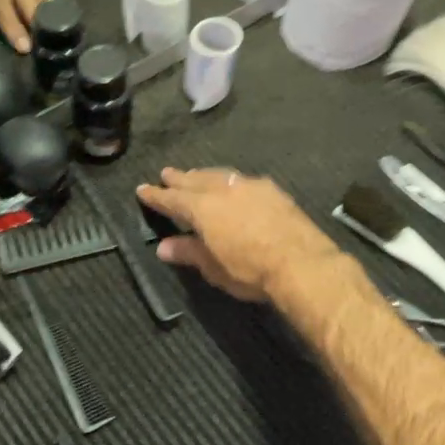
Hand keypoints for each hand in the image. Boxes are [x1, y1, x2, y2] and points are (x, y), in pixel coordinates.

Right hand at [136, 168, 343, 302]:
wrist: (302, 264)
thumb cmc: (250, 270)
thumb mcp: (213, 267)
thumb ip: (189, 252)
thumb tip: (164, 247)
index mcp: (203, 208)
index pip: (173, 199)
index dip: (156, 196)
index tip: (142, 189)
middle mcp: (224, 190)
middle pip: (196, 180)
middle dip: (179, 178)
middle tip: (166, 173)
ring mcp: (251, 187)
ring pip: (221, 176)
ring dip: (204, 175)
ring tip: (195, 175)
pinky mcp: (273, 191)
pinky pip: (243, 180)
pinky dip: (230, 181)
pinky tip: (233, 185)